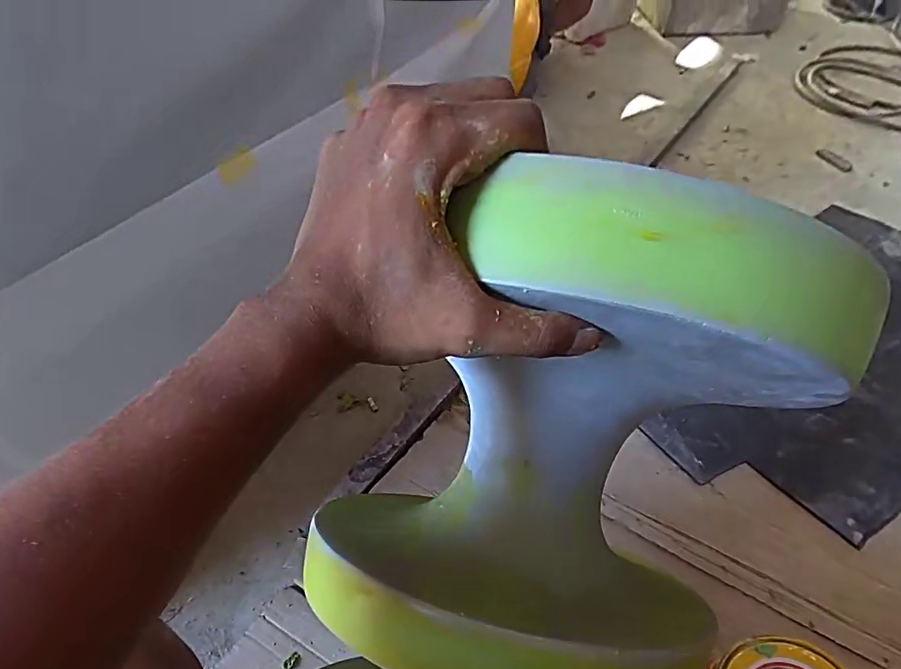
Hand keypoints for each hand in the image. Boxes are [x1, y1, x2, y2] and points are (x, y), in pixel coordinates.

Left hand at [268, 78, 603, 367]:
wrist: (311, 320)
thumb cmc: (381, 317)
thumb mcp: (465, 326)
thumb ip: (533, 331)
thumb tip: (589, 337)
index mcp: (430, 136)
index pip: (519, 118)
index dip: (538, 158)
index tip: (529, 201)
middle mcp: (396, 111)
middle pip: (484, 99)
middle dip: (505, 142)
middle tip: (502, 199)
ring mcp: (363, 124)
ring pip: (444, 103)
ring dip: (465, 138)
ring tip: (465, 195)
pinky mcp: (343, 145)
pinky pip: (401, 125)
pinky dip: (420, 147)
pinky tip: (419, 194)